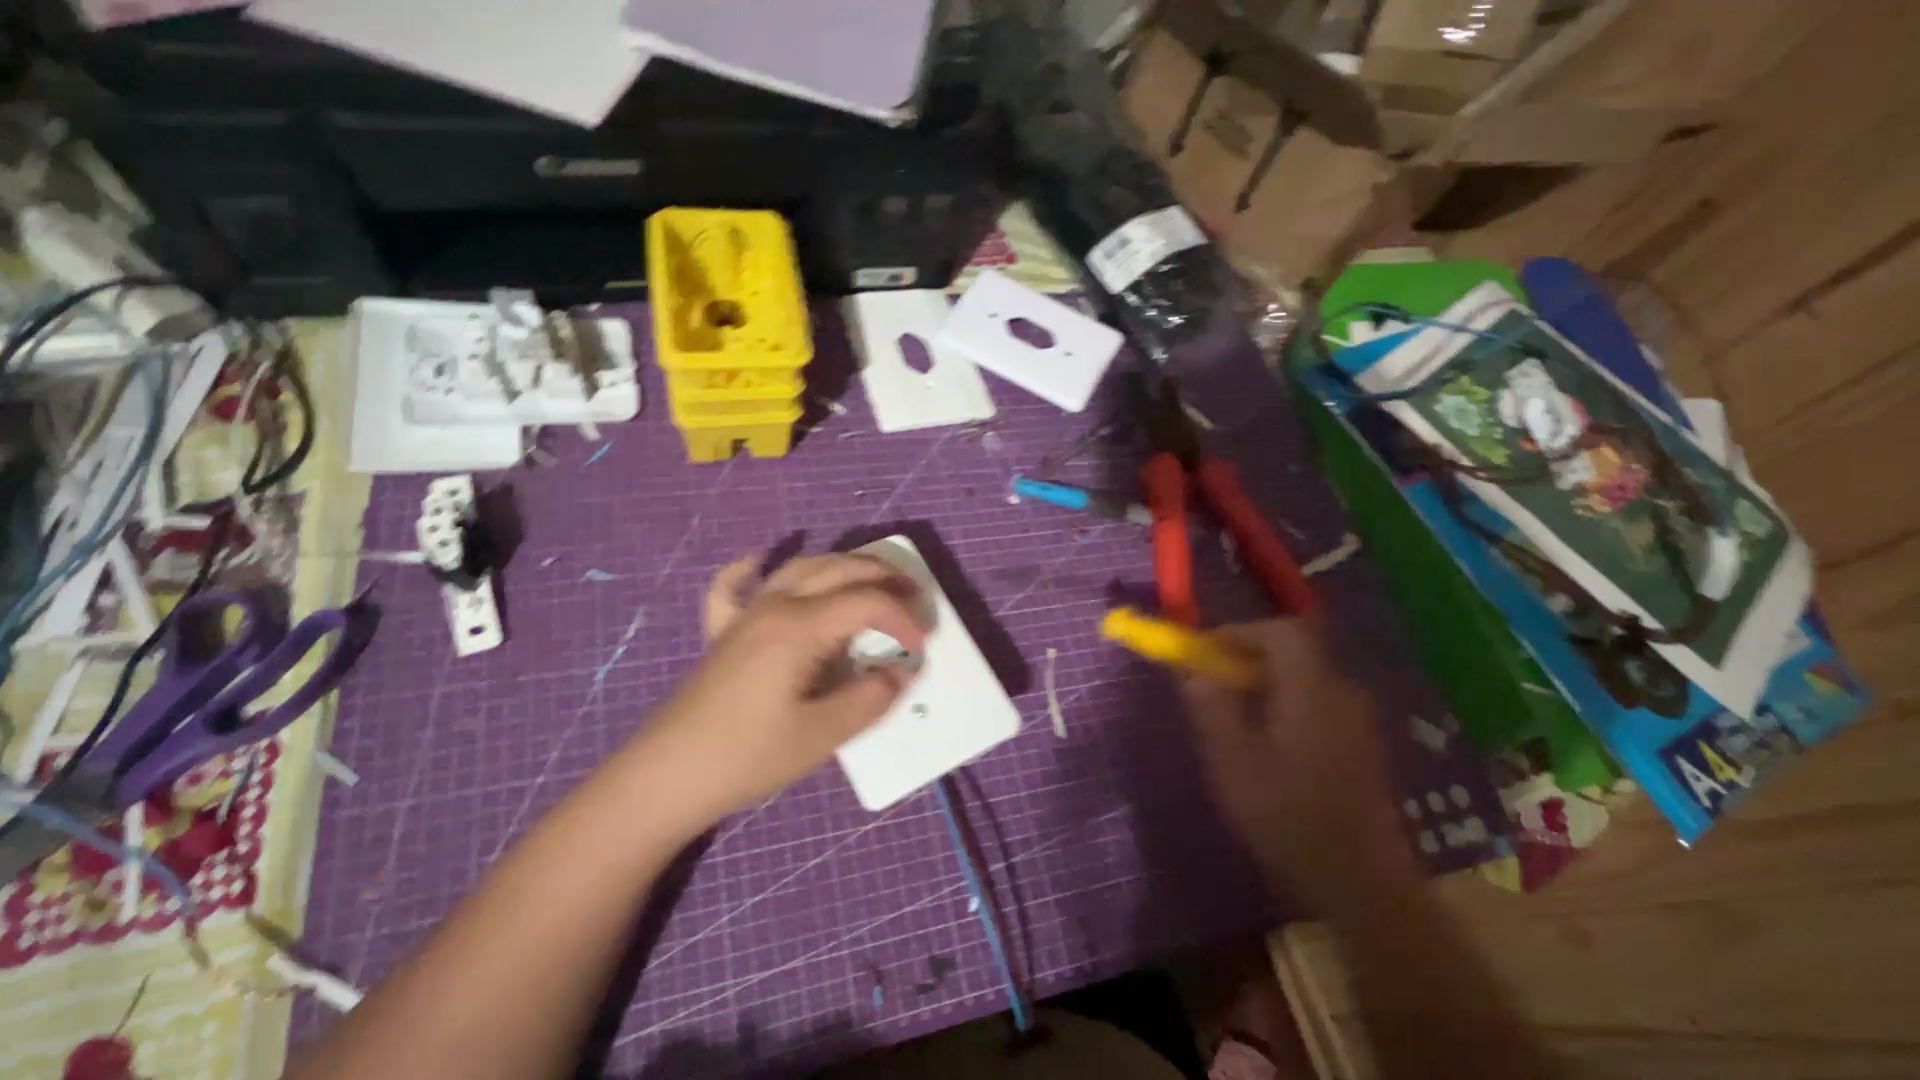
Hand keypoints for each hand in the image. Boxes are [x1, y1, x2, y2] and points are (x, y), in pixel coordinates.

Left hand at [635, 553, 927, 831]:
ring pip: (798, 569)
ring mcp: (743, 615)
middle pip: (837, 570)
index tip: (922, 650)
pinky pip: (734, 586)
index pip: (866, 603)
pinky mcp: (721, 633)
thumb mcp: (821, 734)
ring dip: (839, 567)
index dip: (902, 620)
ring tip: (870, 581)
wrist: (667, 775)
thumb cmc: (748, 756)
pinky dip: (751, 567)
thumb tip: (902, 671)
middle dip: (882, 577)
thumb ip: (869, 698)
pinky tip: (760, 558)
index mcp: (800, 626)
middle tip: (914, 598)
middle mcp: (773, 605)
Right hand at [1180, 620, 1417, 911]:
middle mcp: (1342, 692)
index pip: (1280, 631)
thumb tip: (1194, 671)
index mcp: (1312, 688)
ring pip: (1307, 680)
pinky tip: (1269, 748)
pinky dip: (1287, 707)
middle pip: (1295, 652)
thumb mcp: (1234, 765)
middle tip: (1213, 687)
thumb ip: (1212, 709)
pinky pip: (1319, 706)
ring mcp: (1359, 721)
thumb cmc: (1290, 819)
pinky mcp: (1364, 748)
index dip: (1239, 632)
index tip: (1203, 654)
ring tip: (1233, 720)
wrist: (1363, 883)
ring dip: (1267, 685)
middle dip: (1249, 658)